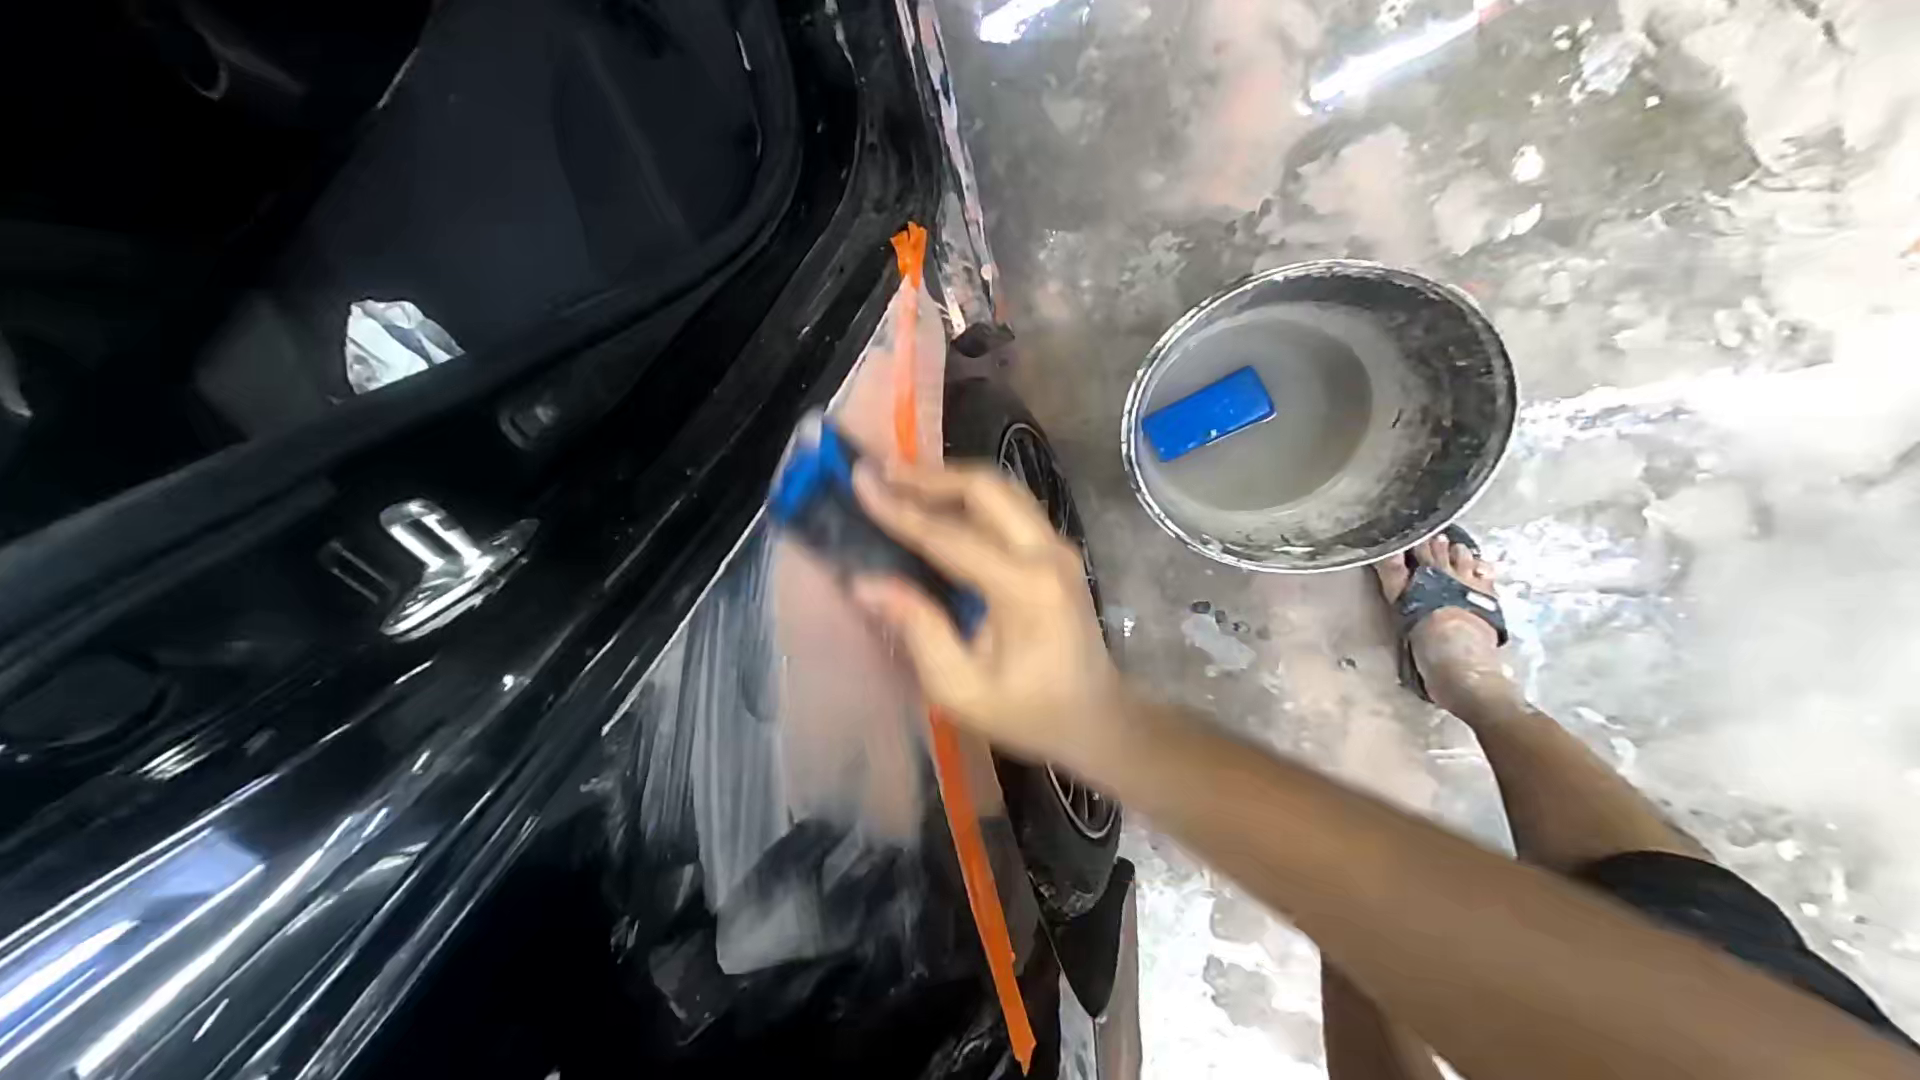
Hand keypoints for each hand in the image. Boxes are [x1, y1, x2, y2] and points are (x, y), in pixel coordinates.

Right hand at [850, 460, 1125, 766]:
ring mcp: (1059, 547)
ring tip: (903, 482)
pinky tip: (940, 504)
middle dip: (930, 477)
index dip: (900, 509)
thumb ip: (917, 629)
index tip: (861, 481)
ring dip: (951, 481)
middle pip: (986, 488)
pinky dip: (971, 498)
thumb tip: (866, 583)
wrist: (1096, 718)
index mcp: (1025, 588)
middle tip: (882, 473)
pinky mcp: (1058, 552)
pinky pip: (1011, 507)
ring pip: (1002, 490)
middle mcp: (1048, 553)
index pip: (950, 535)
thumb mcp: (960, 688)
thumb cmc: (1028, 712)